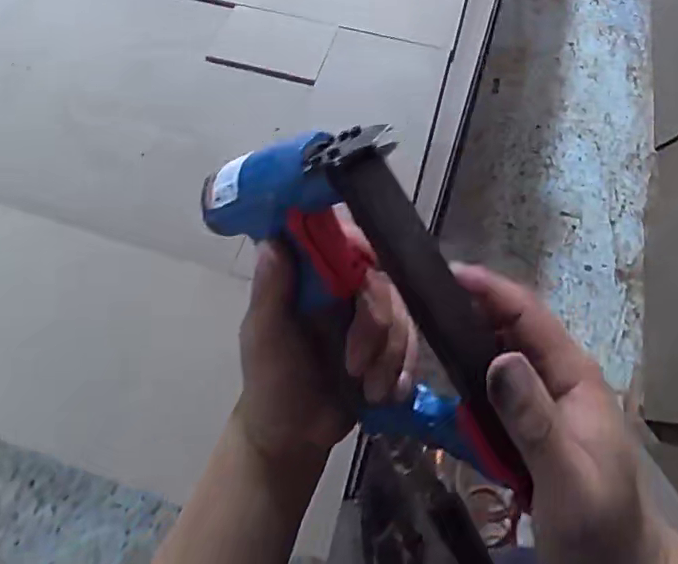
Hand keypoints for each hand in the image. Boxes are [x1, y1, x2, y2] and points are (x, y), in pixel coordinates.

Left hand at [235, 214, 418, 467]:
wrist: (296, 438)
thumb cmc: (271, 380)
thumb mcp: (264, 337)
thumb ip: (270, 291)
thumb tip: (272, 241)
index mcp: (314, 273)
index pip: (344, 239)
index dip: (361, 249)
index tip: (362, 281)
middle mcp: (345, 284)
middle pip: (382, 279)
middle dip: (377, 325)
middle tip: (355, 366)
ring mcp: (370, 311)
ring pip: (402, 311)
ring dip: (390, 355)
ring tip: (369, 391)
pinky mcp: (390, 339)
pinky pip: (413, 340)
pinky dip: (404, 369)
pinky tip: (387, 394)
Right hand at [453, 264, 672, 563]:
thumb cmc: (599, 525)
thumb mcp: (567, 478)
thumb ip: (534, 422)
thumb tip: (498, 359)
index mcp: (573, 373)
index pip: (528, 314)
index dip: (490, 289)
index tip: (448, 274)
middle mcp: (557, 373)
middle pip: (509, 324)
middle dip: (471, 306)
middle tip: (423, 300)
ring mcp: (542, 394)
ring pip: (498, 349)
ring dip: (466, 335)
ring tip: (426, 325)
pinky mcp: (528, 417)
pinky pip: (493, 382)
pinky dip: (469, 369)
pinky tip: (445, 368)